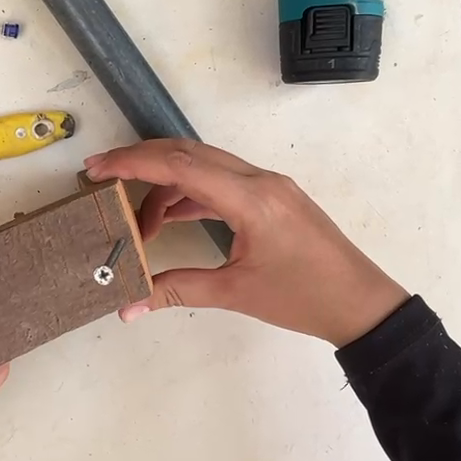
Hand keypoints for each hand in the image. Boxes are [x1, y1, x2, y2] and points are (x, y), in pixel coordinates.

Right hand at [84, 140, 408, 345]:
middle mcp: (259, 180)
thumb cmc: (303, 299)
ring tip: (137, 220)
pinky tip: (168, 217)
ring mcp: (267, 185)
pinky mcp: (271, 196)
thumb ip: (177, 290)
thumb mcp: (235, 294)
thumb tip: (127, 308)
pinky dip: (189, 193)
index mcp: (251, 199)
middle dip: (140, 160)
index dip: (134, 162)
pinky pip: (220, 181)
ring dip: (165, 184)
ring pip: (204, 165)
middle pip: (188, 152)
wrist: (362, 303)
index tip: (98, 167)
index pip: (182, 166)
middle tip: (101, 174)